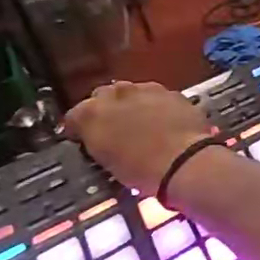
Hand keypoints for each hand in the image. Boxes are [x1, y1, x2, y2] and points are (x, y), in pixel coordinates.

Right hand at [65, 81, 213, 193]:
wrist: (185, 162)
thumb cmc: (142, 170)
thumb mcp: (107, 163)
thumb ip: (97, 143)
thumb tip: (97, 140)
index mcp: (92, 114)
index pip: (74, 116)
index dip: (79, 129)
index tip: (84, 138)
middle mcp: (116, 94)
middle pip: (103, 97)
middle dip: (107, 110)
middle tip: (116, 131)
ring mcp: (146, 90)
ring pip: (132, 93)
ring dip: (133, 106)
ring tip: (142, 128)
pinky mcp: (171, 92)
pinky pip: (159, 97)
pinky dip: (158, 107)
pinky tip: (165, 124)